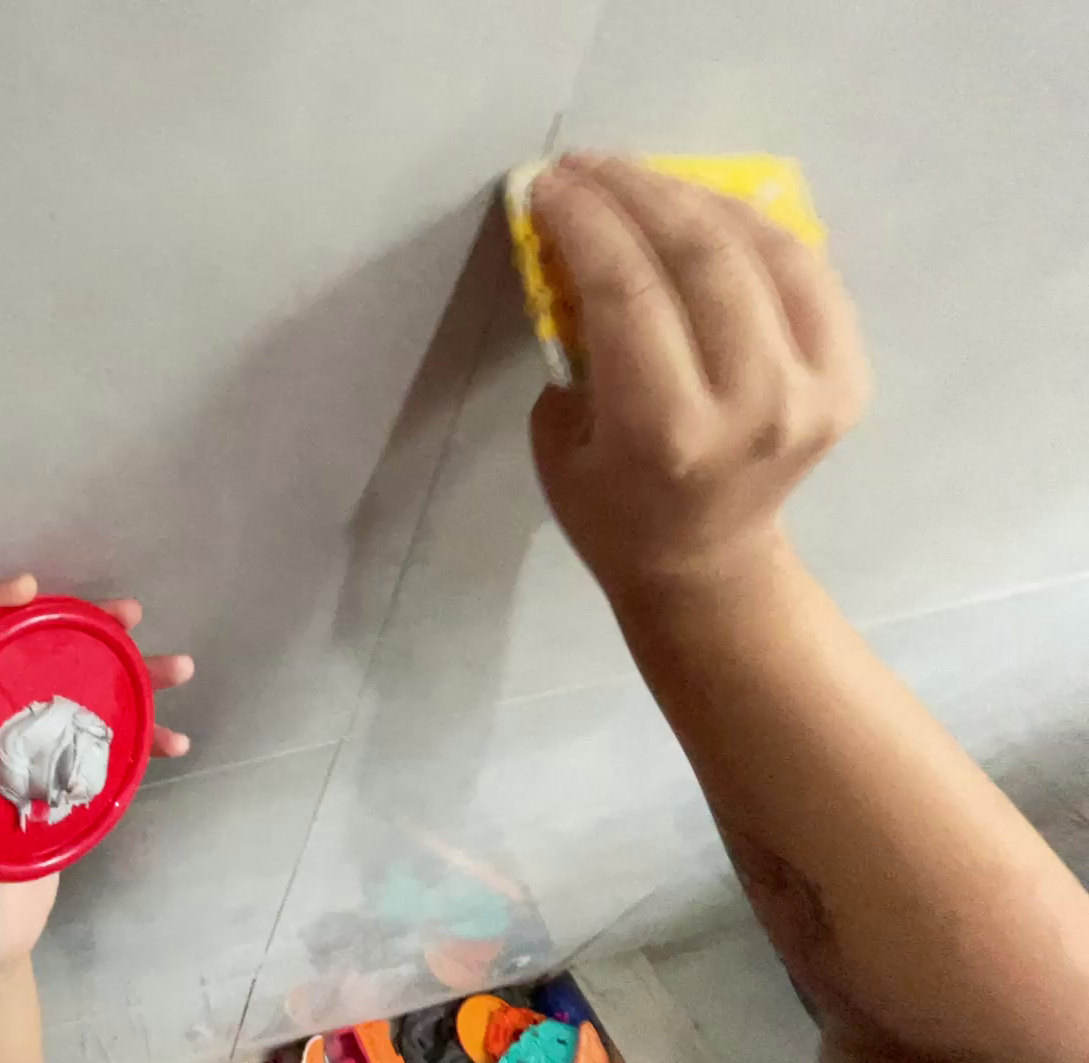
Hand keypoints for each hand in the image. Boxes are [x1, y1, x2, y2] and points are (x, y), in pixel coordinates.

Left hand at [0, 573, 195, 985]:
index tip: (31, 588)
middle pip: (38, 662)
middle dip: (85, 631)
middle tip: (130, 614)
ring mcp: (34, 757)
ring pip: (83, 698)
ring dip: (131, 678)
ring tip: (178, 669)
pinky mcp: (66, 785)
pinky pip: (107, 748)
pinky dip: (143, 740)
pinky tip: (176, 743)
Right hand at [526, 154, 870, 600]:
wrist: (700, 560)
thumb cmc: (604, 512)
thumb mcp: (558, 438)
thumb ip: (576, 352)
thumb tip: (583, 267)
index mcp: (662, 430)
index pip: (629, 295)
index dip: (586, 226)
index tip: (548, 187)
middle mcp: (751, 402)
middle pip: (701, 258)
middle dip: (634, 194)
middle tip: (584, 167)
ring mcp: (814, 384)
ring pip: (763, 249)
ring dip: (690, 197)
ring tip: (635, 177)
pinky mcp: (848, 371)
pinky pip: (803, 269)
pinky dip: (747, 225)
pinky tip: (699, 207)